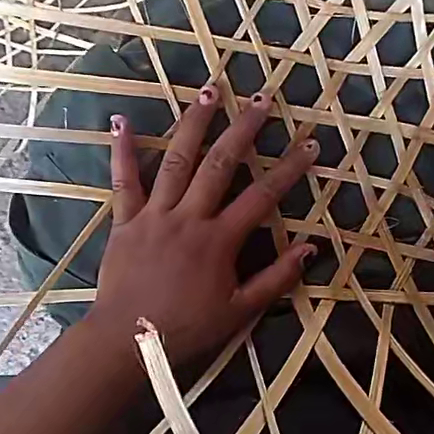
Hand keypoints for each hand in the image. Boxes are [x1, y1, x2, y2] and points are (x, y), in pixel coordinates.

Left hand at [87, 84, 320, 363]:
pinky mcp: (126, 220)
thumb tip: (310, 248)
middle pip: (221, 164)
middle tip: (262, 99)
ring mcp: (155, 214)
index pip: (263, 196)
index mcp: (220, 239)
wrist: (128, 341)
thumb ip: (276, 278)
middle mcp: (190, 217)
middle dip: (244, 129)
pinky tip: (122, 120)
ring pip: (178, 160)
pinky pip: (124, 181)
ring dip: (195, 124)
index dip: (290, 170)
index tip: (311, 146)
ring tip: (209, 91)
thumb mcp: (241, 311)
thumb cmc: (188, 328)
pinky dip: (123, 150)